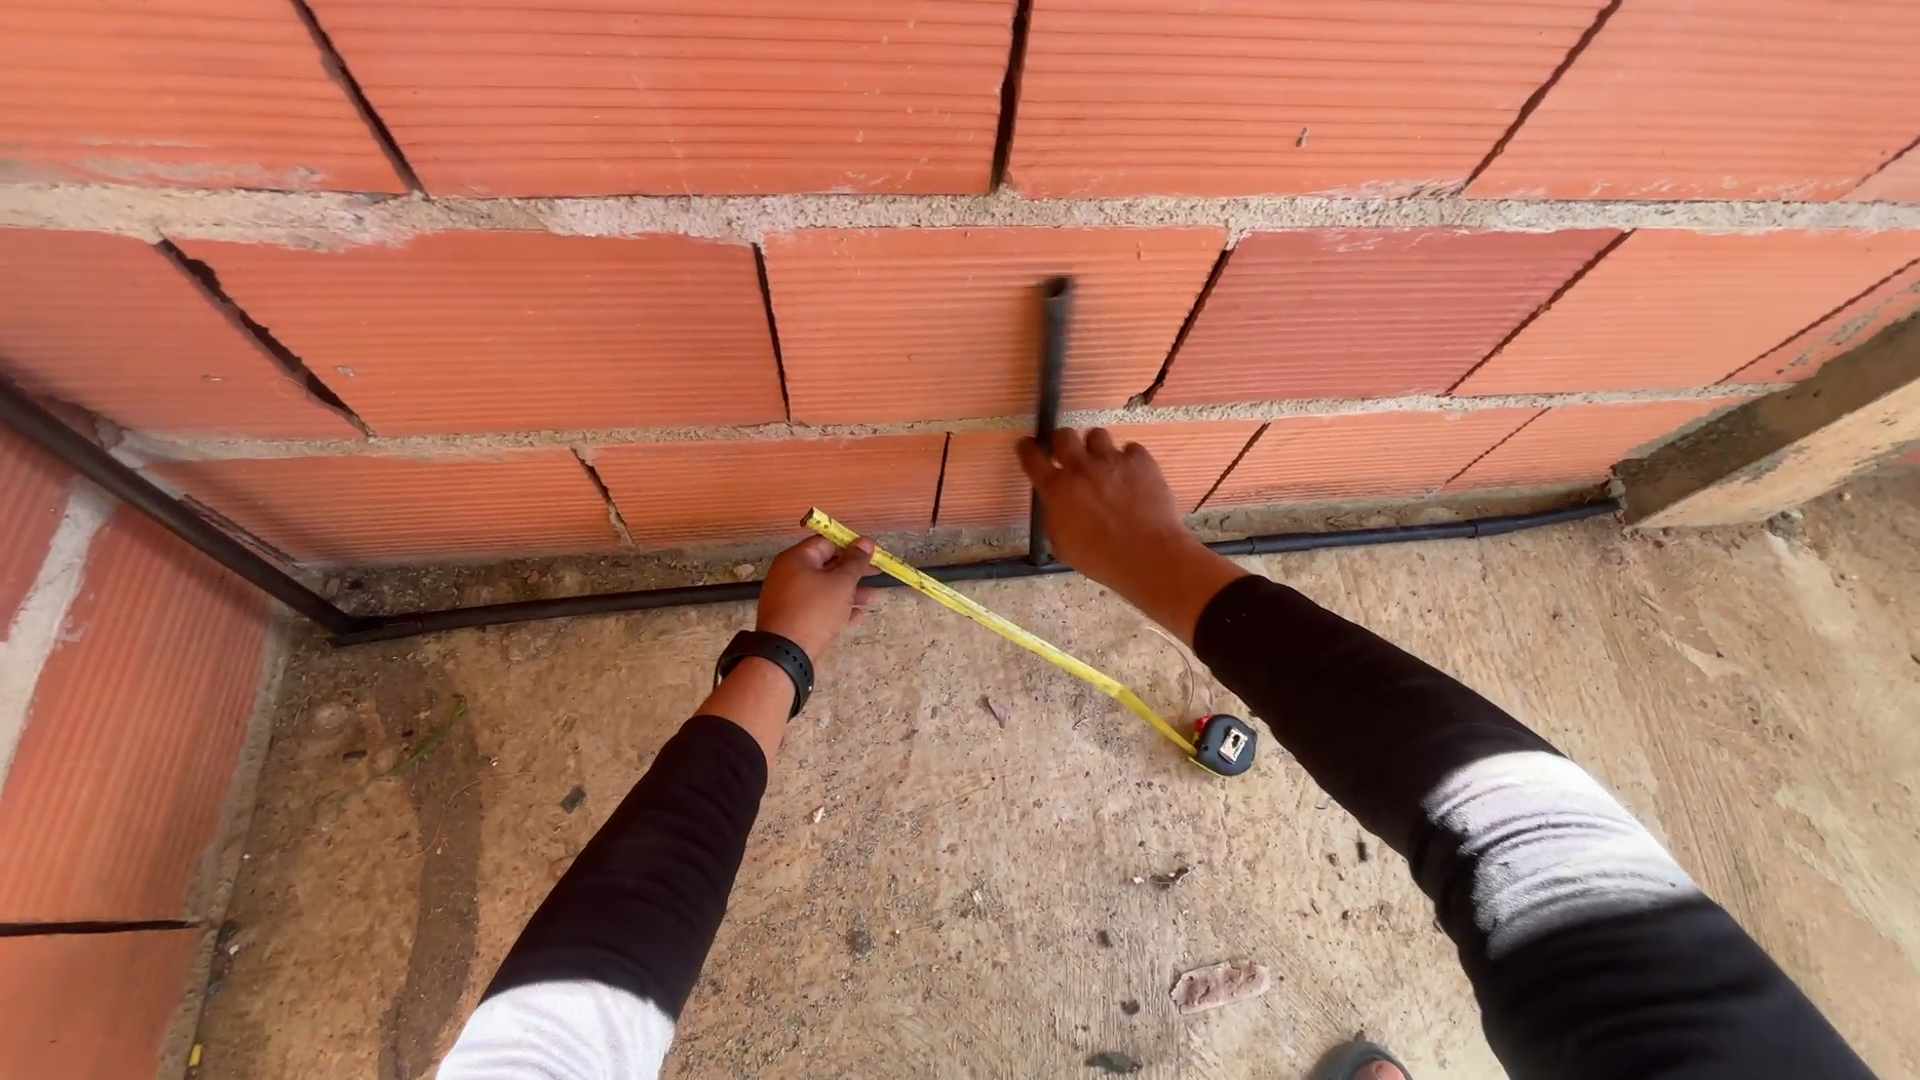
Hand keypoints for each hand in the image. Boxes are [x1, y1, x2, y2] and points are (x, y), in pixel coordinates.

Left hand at [754, 535, 878, 659]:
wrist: (787, 653)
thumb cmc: (815, 610)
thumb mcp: (841, 583)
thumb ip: (855, 562)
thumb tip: (865, 542)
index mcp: (796, 559)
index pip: (826, 542)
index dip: (851, 546)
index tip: (872, 552)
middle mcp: (789, 574)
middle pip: (827, 566)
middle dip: (854, 572)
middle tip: (877, 573)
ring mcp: (789, 598)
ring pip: (825, 589)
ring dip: (850, 592)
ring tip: (874, 598)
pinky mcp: (793, 618)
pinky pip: (818, 607)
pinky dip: (837, 609)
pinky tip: (858, 616)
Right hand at [1017, 428, 1246, 644]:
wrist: (1147, 555)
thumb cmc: (1100, 558)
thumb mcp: (1062, 545)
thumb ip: (1054, 518)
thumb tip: (1057, 506)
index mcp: (1057, 489)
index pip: (1032, 458)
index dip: (1026, 449)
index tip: (1026, 445)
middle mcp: (1081, 467)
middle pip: (1063, 435)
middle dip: (1062, 441)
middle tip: (1067, 453)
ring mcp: (1112, 460)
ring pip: (1096, 434)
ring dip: (1095, 446)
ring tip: (1103, 462)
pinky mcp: (1140, 461)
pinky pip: (1130, 449)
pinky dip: (1128, 460)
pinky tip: (1132, 475)